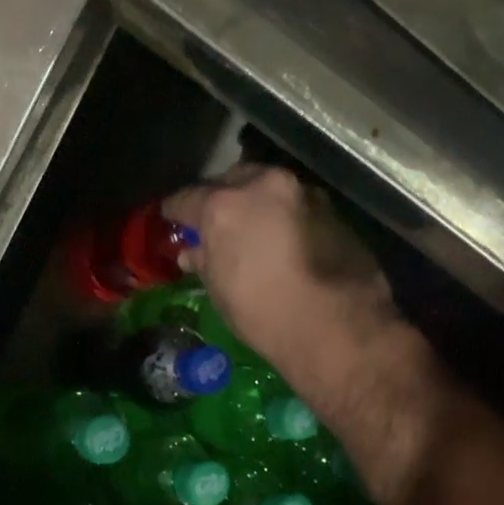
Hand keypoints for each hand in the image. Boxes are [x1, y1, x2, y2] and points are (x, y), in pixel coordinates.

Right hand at [162, 165, 393, 377]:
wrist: (334, 324)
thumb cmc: (261, 312)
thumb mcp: (220, 290)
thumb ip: (204, 261)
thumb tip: (194, 252)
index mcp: (223, 205)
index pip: (187, 198)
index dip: (174, 210)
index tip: (169, 218)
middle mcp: (263, 186)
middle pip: (232, 180)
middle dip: (220, 196)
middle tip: (214, 221)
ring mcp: (302, 193)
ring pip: (268, 189)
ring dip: (256, 204)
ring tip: (251, 231)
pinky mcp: (332, 210)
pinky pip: (296, 207)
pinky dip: (284, 218)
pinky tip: (283, 243)